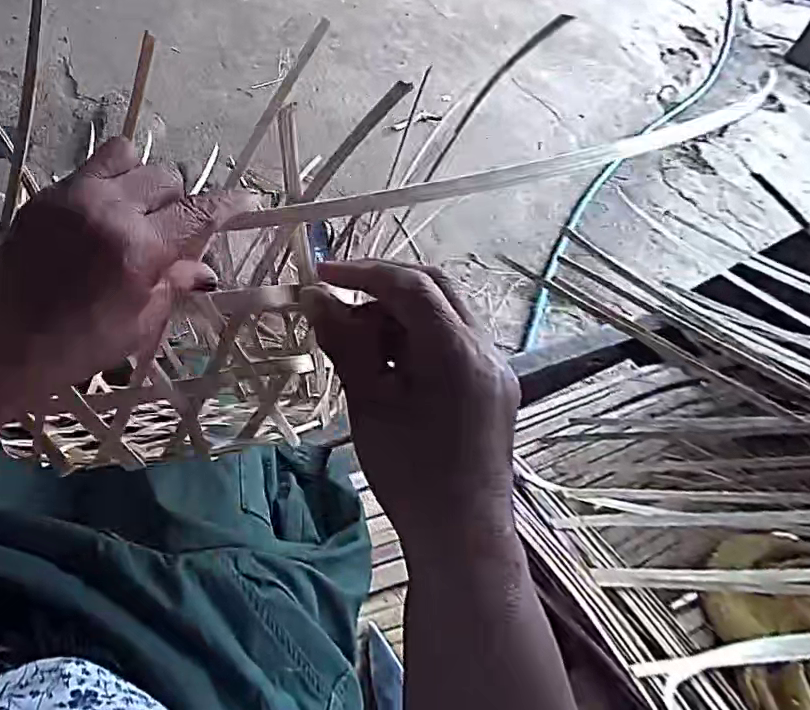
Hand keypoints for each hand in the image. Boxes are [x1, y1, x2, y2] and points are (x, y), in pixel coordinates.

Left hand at [0, 137, 254, 424]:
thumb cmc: (74, 347)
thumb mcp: (137, 324)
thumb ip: (173, 283)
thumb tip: (206, 267)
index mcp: (138, 250)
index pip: (198, 213)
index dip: (229, 204)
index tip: (247, 200)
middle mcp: (110, 210)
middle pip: (167, 178)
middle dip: (179, 203)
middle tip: (170, 232)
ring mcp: (75, 195)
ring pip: (133, 158)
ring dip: (145, 182)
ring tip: (136, 211)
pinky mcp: (49, 192)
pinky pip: (95, 164)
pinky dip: (112, 177)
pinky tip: (104, 208)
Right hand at [304, 260, 519, 554]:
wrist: (462, 537)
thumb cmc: (410, 472)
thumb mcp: (368, 401)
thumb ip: (345, 341)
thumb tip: (315, 296)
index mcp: (457, 352)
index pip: (410, 286)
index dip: (362, 273)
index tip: (322, 274)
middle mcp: (485, 349)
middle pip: (433, 286)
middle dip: (383, 283)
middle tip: (339, 294)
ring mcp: (494, 366)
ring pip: (443, 309)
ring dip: (398, 310)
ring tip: (358, 340)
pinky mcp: (491, 383)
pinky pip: (450, 336)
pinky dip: (415, 334)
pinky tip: (387, 360)